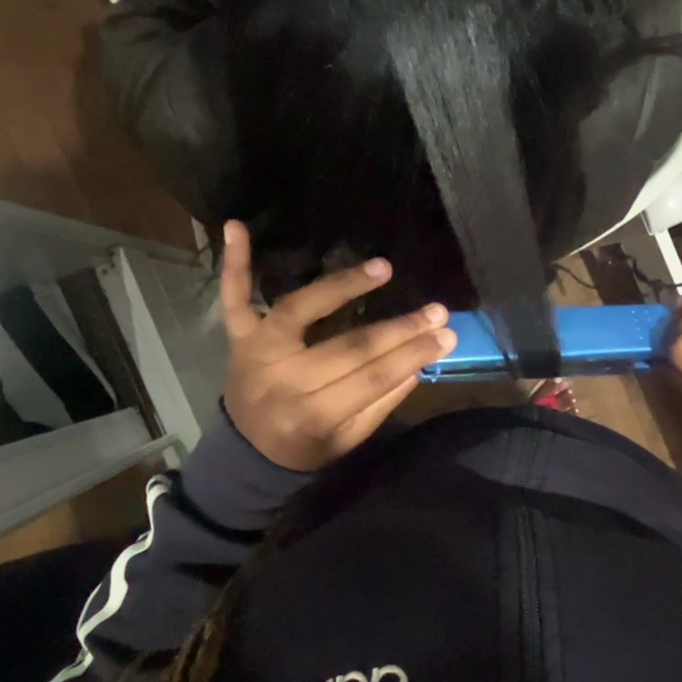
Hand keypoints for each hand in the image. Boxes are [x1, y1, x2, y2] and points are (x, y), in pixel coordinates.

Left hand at [218, 222, 455, 470]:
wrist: (246, 454)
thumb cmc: (304, 447)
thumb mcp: (347, 440)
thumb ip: (380, 404)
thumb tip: (418, 365)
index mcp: (311, 415)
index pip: (372, 378)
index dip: (413, 355)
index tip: (448, 335)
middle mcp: (282, 379)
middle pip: (348, 346)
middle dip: (399, 328)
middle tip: (436, 310)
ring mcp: (256, 353)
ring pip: (299, 309)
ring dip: (342, 285)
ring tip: (383, 268)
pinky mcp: (238, 337)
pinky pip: (234, 298)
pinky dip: (233, 263)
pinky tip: (236, 227)